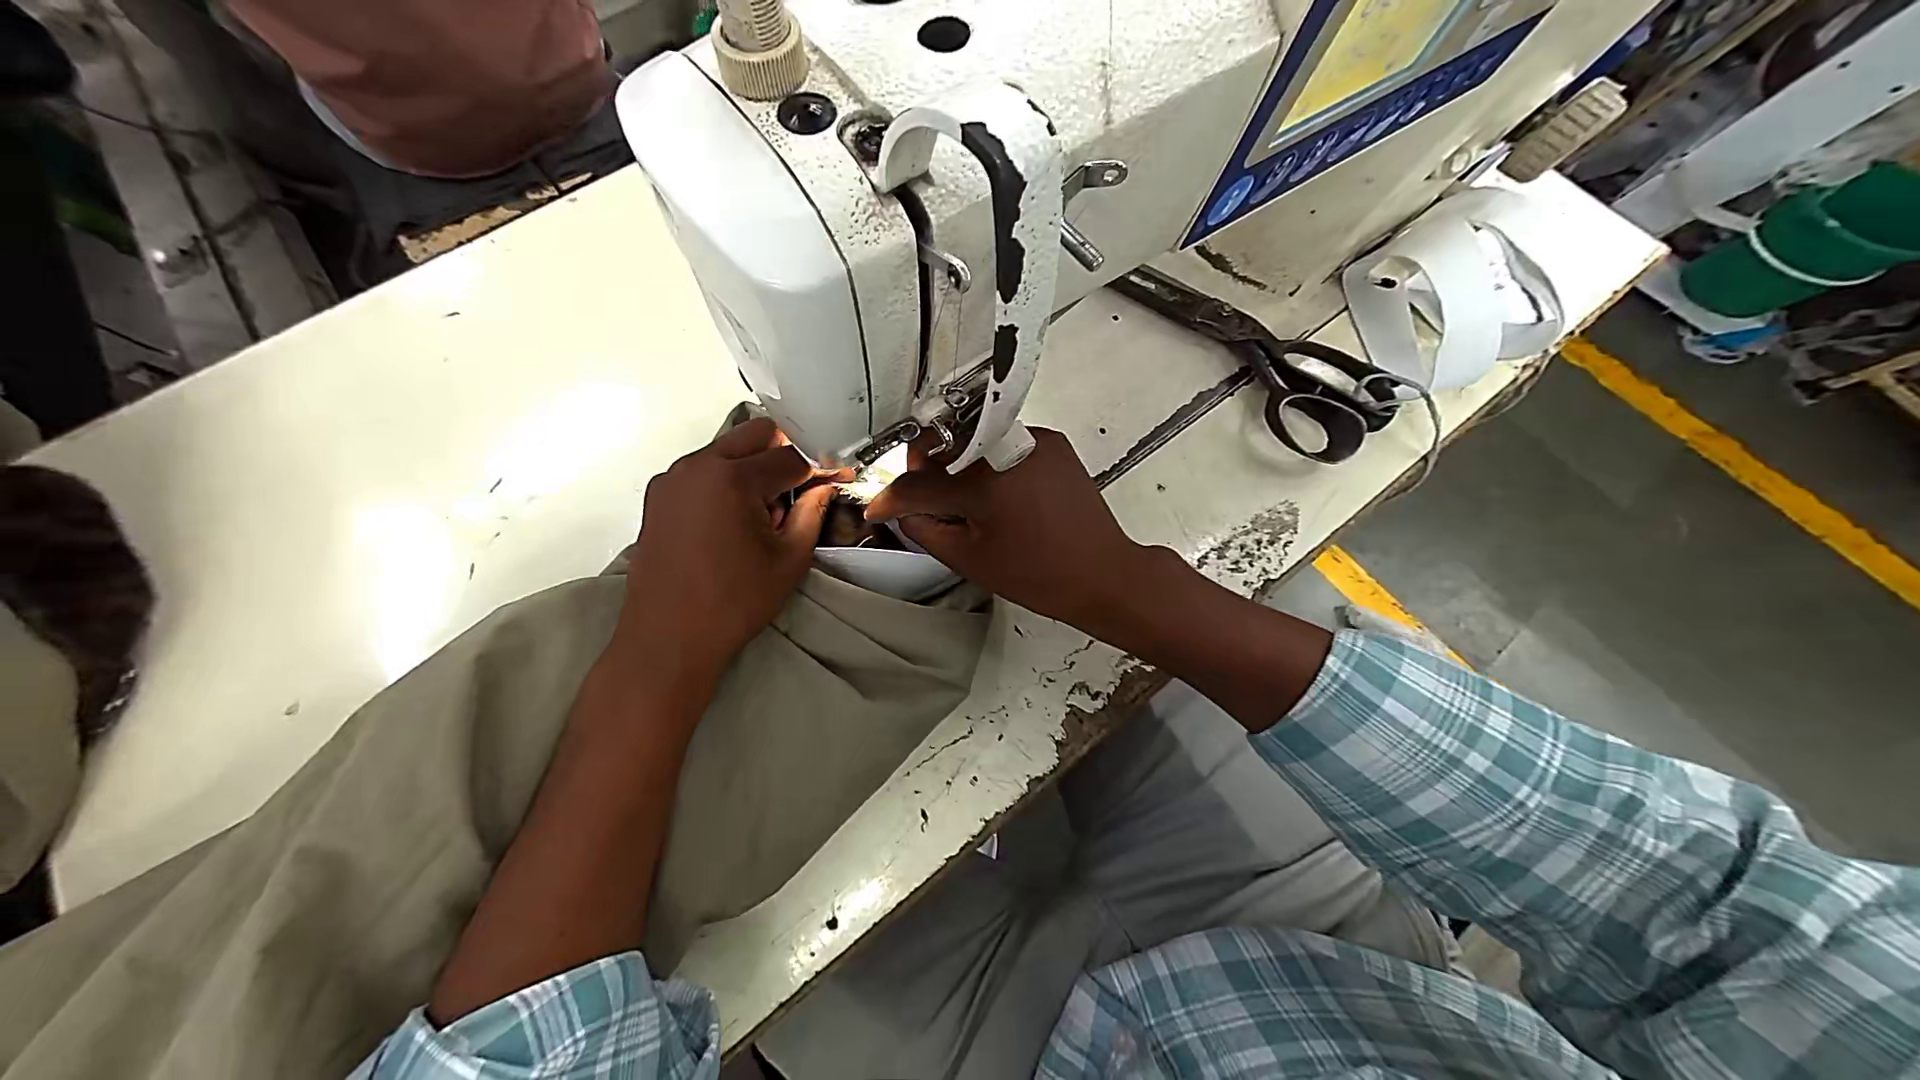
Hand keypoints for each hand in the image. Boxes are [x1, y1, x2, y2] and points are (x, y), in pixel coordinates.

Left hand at [619, 417, 834, 688]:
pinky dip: (726, 479)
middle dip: (787, 452)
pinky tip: (737, 516)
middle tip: (805, 484)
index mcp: (732, 480)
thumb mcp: (788, 559)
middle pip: (756, 434)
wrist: (669, 637)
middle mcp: (698, 467)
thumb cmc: (732, 603)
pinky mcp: (659, 495)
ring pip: (727, 448)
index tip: (839, 475)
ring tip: (769, 508)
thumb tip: (823, 488)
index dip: (822, 465)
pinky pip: (702, 469)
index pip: (791, 456)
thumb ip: (811, 513)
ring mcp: (673, 479)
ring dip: (755, 465)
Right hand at [865, 427, 1162, 631]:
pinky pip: (1004, 443)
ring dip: (955, 462)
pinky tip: (994, 492)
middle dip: (923, 467)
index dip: (892, 498)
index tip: (880, 507)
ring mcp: (1034, 442)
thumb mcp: (972, 561)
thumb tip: (906, 514)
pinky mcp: (1052, 444)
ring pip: (973, 440)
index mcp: (986, 483)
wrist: (1103, 573)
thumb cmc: (1045, 575)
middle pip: (945, 445)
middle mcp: (1009, 449)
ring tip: (958, 496)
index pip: (921, 484)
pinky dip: (988, 462)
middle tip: (917, 494)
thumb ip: (927, 531)